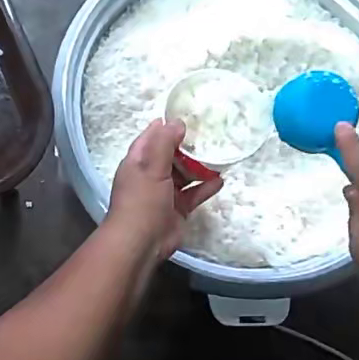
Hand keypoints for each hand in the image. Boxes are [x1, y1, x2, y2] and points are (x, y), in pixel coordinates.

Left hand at [104, 119, 222, 261]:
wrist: (141, 242)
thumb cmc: (142, 200)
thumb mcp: (151, 167)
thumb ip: (163, 143)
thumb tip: (176, 122)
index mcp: (137, 162)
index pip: (150, 138)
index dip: (165, 127)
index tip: (186, 117)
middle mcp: (149, 175)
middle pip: (170, 155)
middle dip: (187, 146)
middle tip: (211, 135)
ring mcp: (164, 193)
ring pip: (184, 175)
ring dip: (199, 167)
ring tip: (219, 154)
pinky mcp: (177, 209)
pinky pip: (193, 194)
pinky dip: (205, 187)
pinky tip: (221, 180)